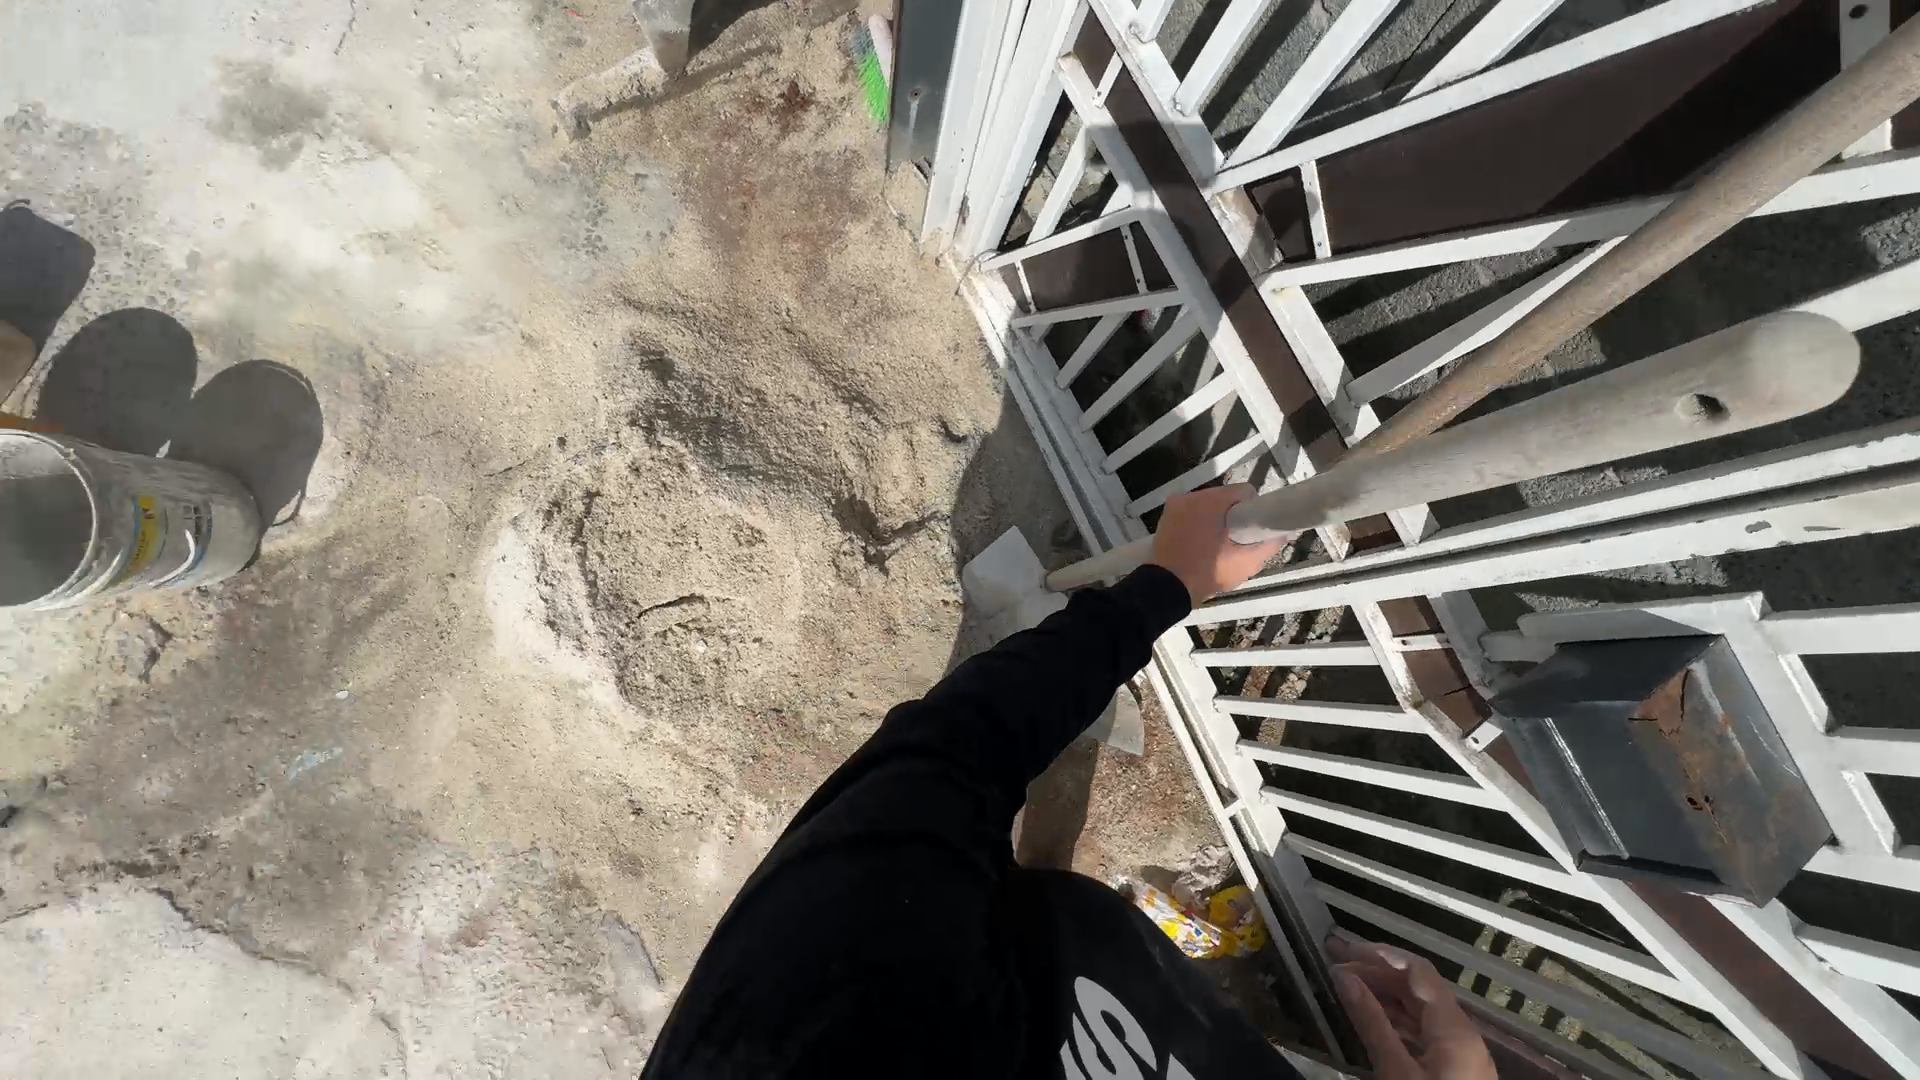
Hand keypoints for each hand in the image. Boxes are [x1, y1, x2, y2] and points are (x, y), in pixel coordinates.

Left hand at [1148, 484, 1285, 603]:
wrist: (1166, 588)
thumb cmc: (1208, 571)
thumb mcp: (1246, 562)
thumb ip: (1269, 544)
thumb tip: (1284, 532)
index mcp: (1210, 500)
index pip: (1244, 492)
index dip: (1253, 510)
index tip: (1251, 531)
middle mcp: (1190, 496)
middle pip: (1224, 499)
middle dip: (1233, 516)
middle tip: (1235, 542)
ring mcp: (1174, 506)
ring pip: (1206, 506)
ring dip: (1215, 520)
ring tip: (1217, 546)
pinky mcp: (1164, 518)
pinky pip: (1190, 515)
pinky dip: (1198, 525)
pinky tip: (1200, 545)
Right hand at [1329, 937, 1495, 1079]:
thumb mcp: (1395, 1074)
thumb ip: (1370, 1021)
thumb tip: (1342, 975)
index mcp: (1454, 1028)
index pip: (1415, 970)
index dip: (1377, 954)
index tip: (1340, 950)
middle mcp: (1462, 1033)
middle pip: (1418, 986)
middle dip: (1376, 971)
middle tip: (1334, 966)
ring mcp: (1462, 1054)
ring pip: (1420, 1008)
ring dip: (1384, 994)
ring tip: (1346, 990)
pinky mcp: (1457, 1072)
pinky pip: (1424, 1031)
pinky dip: (1396, 1018)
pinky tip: (1372, 1021)